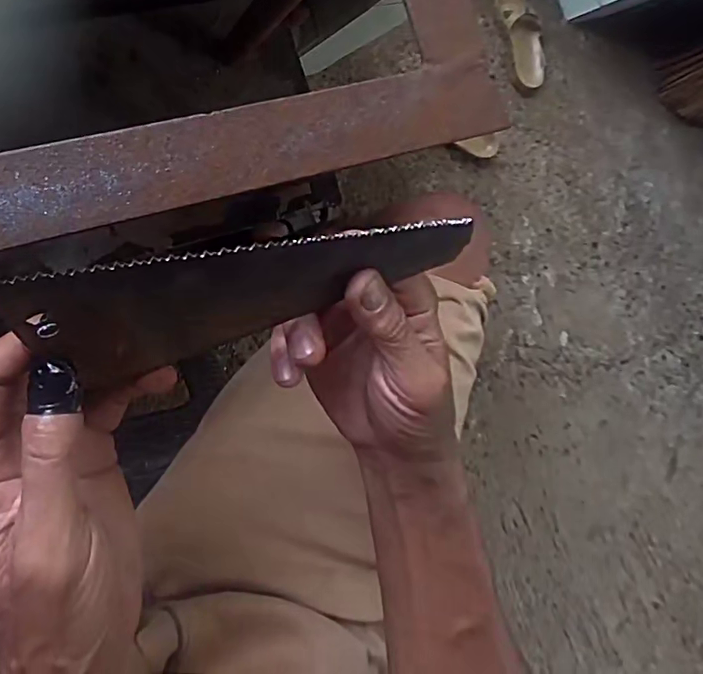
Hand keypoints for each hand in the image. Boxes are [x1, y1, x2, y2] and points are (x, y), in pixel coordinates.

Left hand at [0, 335, 176, 673]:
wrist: (91, 650)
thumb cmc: (52, 612)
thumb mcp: (46, 539)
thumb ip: (47, 458)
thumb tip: (56, 381)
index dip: (11, 349)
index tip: (49, 322)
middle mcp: (7, 445)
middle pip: (27, 374)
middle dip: (61, 344)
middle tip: (100, 320)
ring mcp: (48, 444)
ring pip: (69, 381)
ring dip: (102, 361)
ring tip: (138, 344)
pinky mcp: (85, 449)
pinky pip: (103, 402)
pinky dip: (128, 385)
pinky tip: (155, 375)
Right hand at [270, 269, 459, 472]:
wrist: (392, 453)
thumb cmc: (421, 411)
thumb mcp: (414, 372)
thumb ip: (389, 326)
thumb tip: (363, 278)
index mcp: (405, 299)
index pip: (382, 257)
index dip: (355, 249)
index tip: (327, 255)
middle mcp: (367, 300)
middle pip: (330, 274)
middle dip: (310, 298)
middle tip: (309, 333)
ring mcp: (337, 318)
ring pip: (302, 301)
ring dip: (296, 331)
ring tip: (306, 361)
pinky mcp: (311, 339)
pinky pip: (285, 331)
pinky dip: (281, 350)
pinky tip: (289, 374)